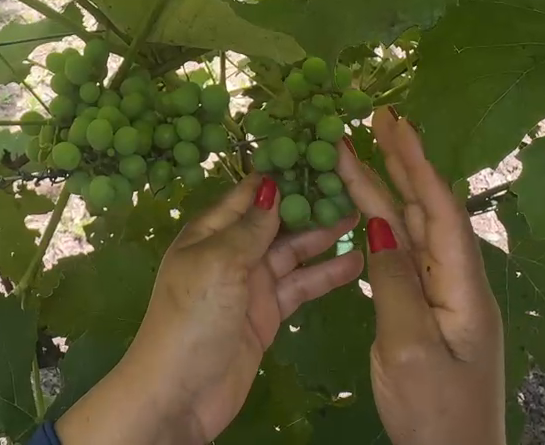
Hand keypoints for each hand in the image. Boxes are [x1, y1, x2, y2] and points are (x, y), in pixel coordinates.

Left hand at [55, 174, 362, 444]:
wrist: (181, 392)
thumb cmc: (193, 316)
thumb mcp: (219, 262)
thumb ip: (249, 228)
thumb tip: (271, 185)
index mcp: (210, 230)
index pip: (249, 193)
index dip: (279, 174)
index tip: (315, 154)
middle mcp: (231, 250)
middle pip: (275, 220)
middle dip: (307, 202)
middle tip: (352, 184)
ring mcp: (251, 283)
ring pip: (292, 251)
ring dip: (323, 235)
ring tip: (363, 216)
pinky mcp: (267, 314)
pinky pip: (300, 286)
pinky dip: (325, 274)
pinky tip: (356, 262)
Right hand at [337, 107, 505, 444]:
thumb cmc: (435, 413)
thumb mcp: (410, 348)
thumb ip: (394, 280)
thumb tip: (380, 221)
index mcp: (463, 287)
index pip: (440, 210)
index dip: (415, 162)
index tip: (393, 122)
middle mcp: (456, 282)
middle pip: (428, 209)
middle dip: (402, 161)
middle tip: (376, 119)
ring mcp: (441, 295)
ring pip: (411, 228)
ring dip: (387, 187)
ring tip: (361, 150)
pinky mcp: (425, 309)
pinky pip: (400, 253)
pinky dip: (380, 222)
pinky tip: (365, 209)